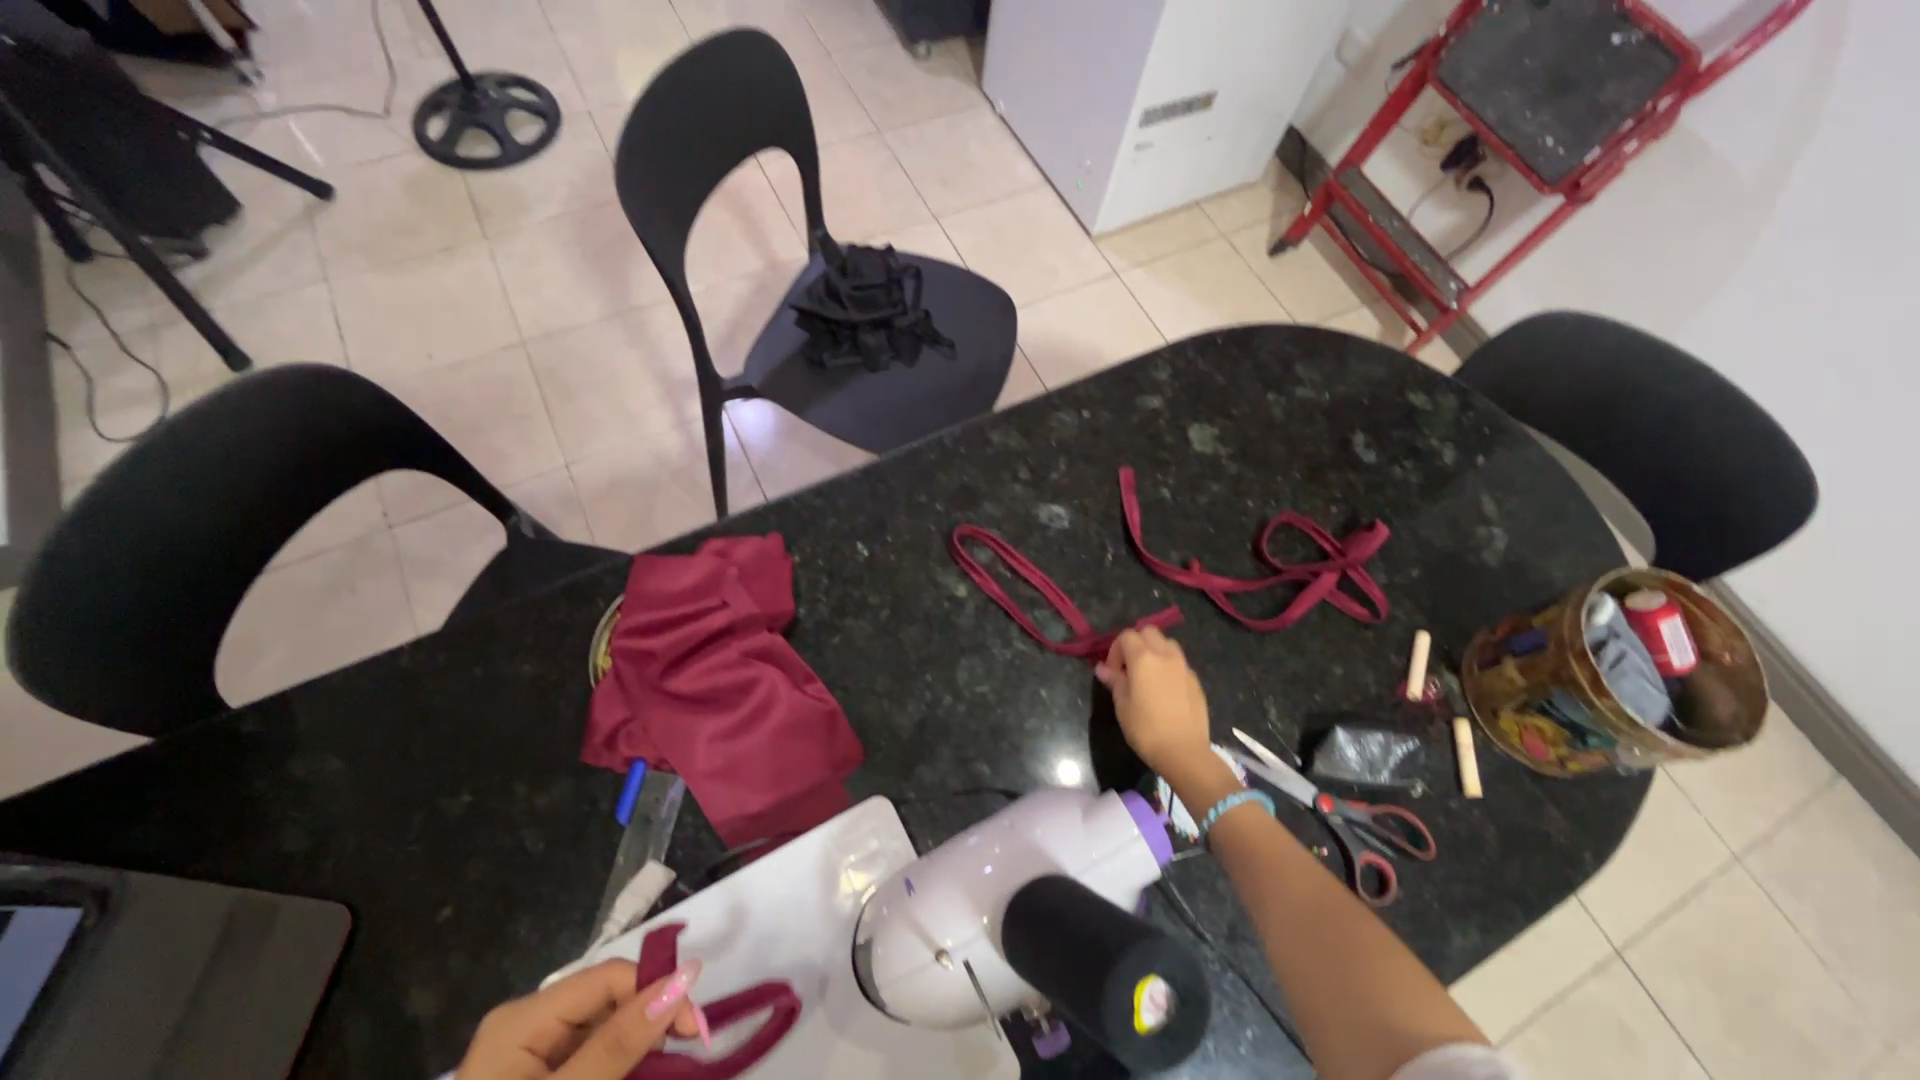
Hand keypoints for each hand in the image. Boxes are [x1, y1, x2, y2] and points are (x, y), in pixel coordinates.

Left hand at [456, 959, 704, 1079]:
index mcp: (523, 1018)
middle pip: (608, 1000)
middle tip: (688, 1053)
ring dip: (640, 1048)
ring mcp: (530, 1056)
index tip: (698, 1034)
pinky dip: (621, 1065)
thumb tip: (686, 974)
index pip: (610, 976)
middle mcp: (527, 1025)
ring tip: (662, 1069)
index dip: (659, 992)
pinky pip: (592, 1055)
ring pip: (605, 1028)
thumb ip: (622, 1041)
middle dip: (652, 1021)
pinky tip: (638, 1076)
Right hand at [1095, 627, 1212, 777]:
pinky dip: (1168, 666)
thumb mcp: (1122, 705)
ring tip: (1147, 676)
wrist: (1184, 751)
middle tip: (1129, 668)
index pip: (1126, 636)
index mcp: (1144, 658)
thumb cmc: (1146, 729)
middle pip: (1149, 632)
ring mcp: (1184, 667)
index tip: (1113, 672)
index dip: (1115, 650)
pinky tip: (1164, 690)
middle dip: (1136, 643)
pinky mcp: (1195, 680)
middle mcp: (1166, 655)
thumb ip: (1114, 681)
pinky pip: (1179, 663)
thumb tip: (1102, 668)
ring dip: (1154, 651)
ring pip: (1167, 644)